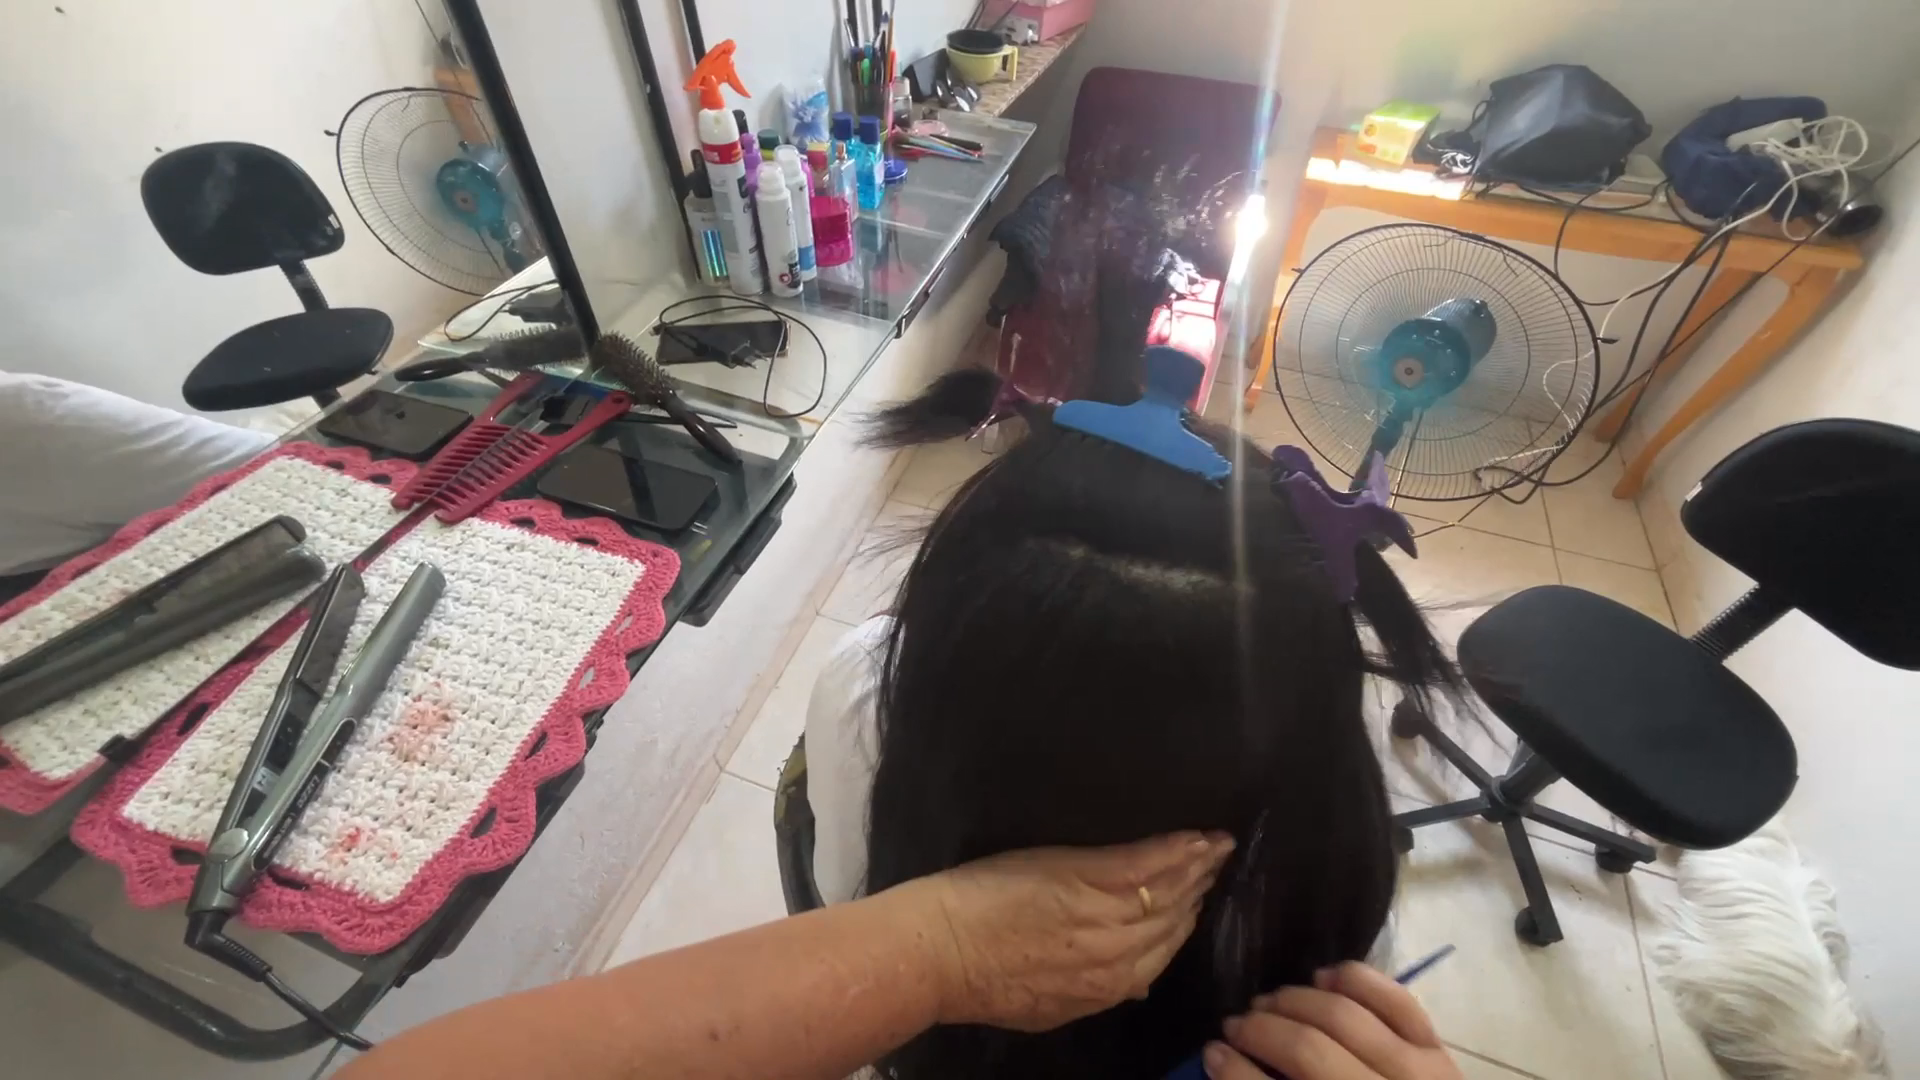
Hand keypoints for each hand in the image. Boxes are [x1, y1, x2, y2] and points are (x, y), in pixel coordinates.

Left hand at [894, 831, 1234, 1032]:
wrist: (943, 951)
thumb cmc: (982, 974)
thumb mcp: (1050, 1004)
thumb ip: (1094, 988)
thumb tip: (1135, 983)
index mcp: (1108, 987)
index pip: (1164, 950)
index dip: (1185, 921)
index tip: (1201, 898)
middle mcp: (1118, 956)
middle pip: (1173, 919)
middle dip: (1198, 888)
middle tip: (1216, 860)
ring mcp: (1104, 916)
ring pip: (1166, 889)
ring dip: (1196, 863)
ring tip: (1216, 843)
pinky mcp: (1085, 878)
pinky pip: (1144, 863)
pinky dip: (1175, 849)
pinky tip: (1196, 835)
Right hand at [1204, 963, 1462, 1079]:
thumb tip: (1225, 1065)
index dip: (1235, 1072)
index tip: (1210, 1053)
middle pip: (1307, 1049)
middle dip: (1258, 1031)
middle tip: (1233, 1027)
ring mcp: (1423, 1077)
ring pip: (1341, 1015)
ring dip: (1292, 1000)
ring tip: (1267, 1003)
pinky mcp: (1441, 1054)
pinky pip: (1394, 998)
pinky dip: (1353, 979)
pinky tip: (1321, 978)